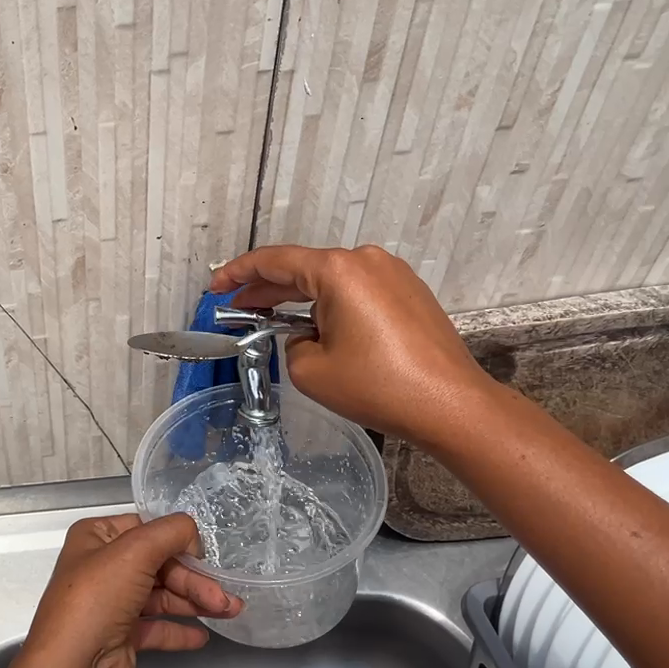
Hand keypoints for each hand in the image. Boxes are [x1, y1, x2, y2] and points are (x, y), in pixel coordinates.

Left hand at [23, 513, 242, 667]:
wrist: (73, 663)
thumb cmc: (98, 596)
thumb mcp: (135, 550)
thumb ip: (171, 533)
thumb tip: (193, 535)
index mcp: (96, 536)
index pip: (144, 529)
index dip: (175, 540)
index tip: (205, 556)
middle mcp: (101, 565)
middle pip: (157, 565)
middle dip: (193, 580)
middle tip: (224, 597)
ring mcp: (110, 602)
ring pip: (160, 596)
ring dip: (194, 602)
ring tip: (228, 612)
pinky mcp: (120, 634)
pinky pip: (155, 626)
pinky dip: (178, 629)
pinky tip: (202, 635)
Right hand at [209, 244, 499, 443]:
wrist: (452, 406)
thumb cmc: (378, 386)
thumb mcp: (309, 370)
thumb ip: (292, 343)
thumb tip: (308, 336)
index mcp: (338, 270)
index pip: (274, 261)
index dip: (237, 273)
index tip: (215, 287)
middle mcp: (366, 260)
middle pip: (303, 268)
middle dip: (267, 288)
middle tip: (238, 307)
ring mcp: (393, 274)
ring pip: (331, 280)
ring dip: (301, 298)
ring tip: (275, 320)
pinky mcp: (410, 293)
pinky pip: (358, 291)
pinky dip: (332, 304)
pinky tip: (321, 328)